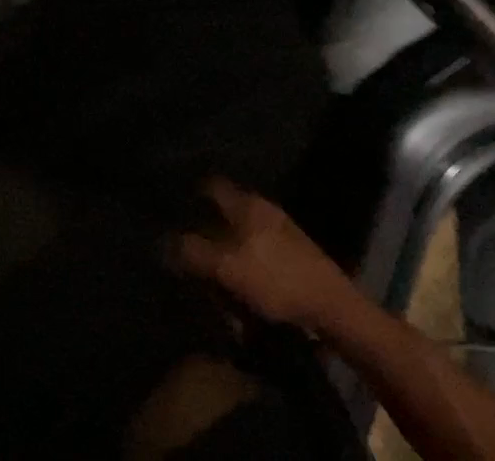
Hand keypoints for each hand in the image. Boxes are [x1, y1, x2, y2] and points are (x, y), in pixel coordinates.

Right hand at [172, 178, 363, 333]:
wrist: (330, 307)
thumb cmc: (277, 279)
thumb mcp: (227, 267)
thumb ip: (194, 252)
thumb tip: (164, 242)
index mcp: (248, 205)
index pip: (212, 186)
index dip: (191, 194)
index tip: (171, 207)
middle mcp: (264, 211)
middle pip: (223, 213)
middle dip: (204, 230)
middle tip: (183, 250)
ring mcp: (279, 233)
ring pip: (239, 236)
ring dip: (222, 254)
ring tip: (205, 276)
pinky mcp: (290, 256)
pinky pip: (254, 255)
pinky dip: (240, 267)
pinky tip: (233, 290)